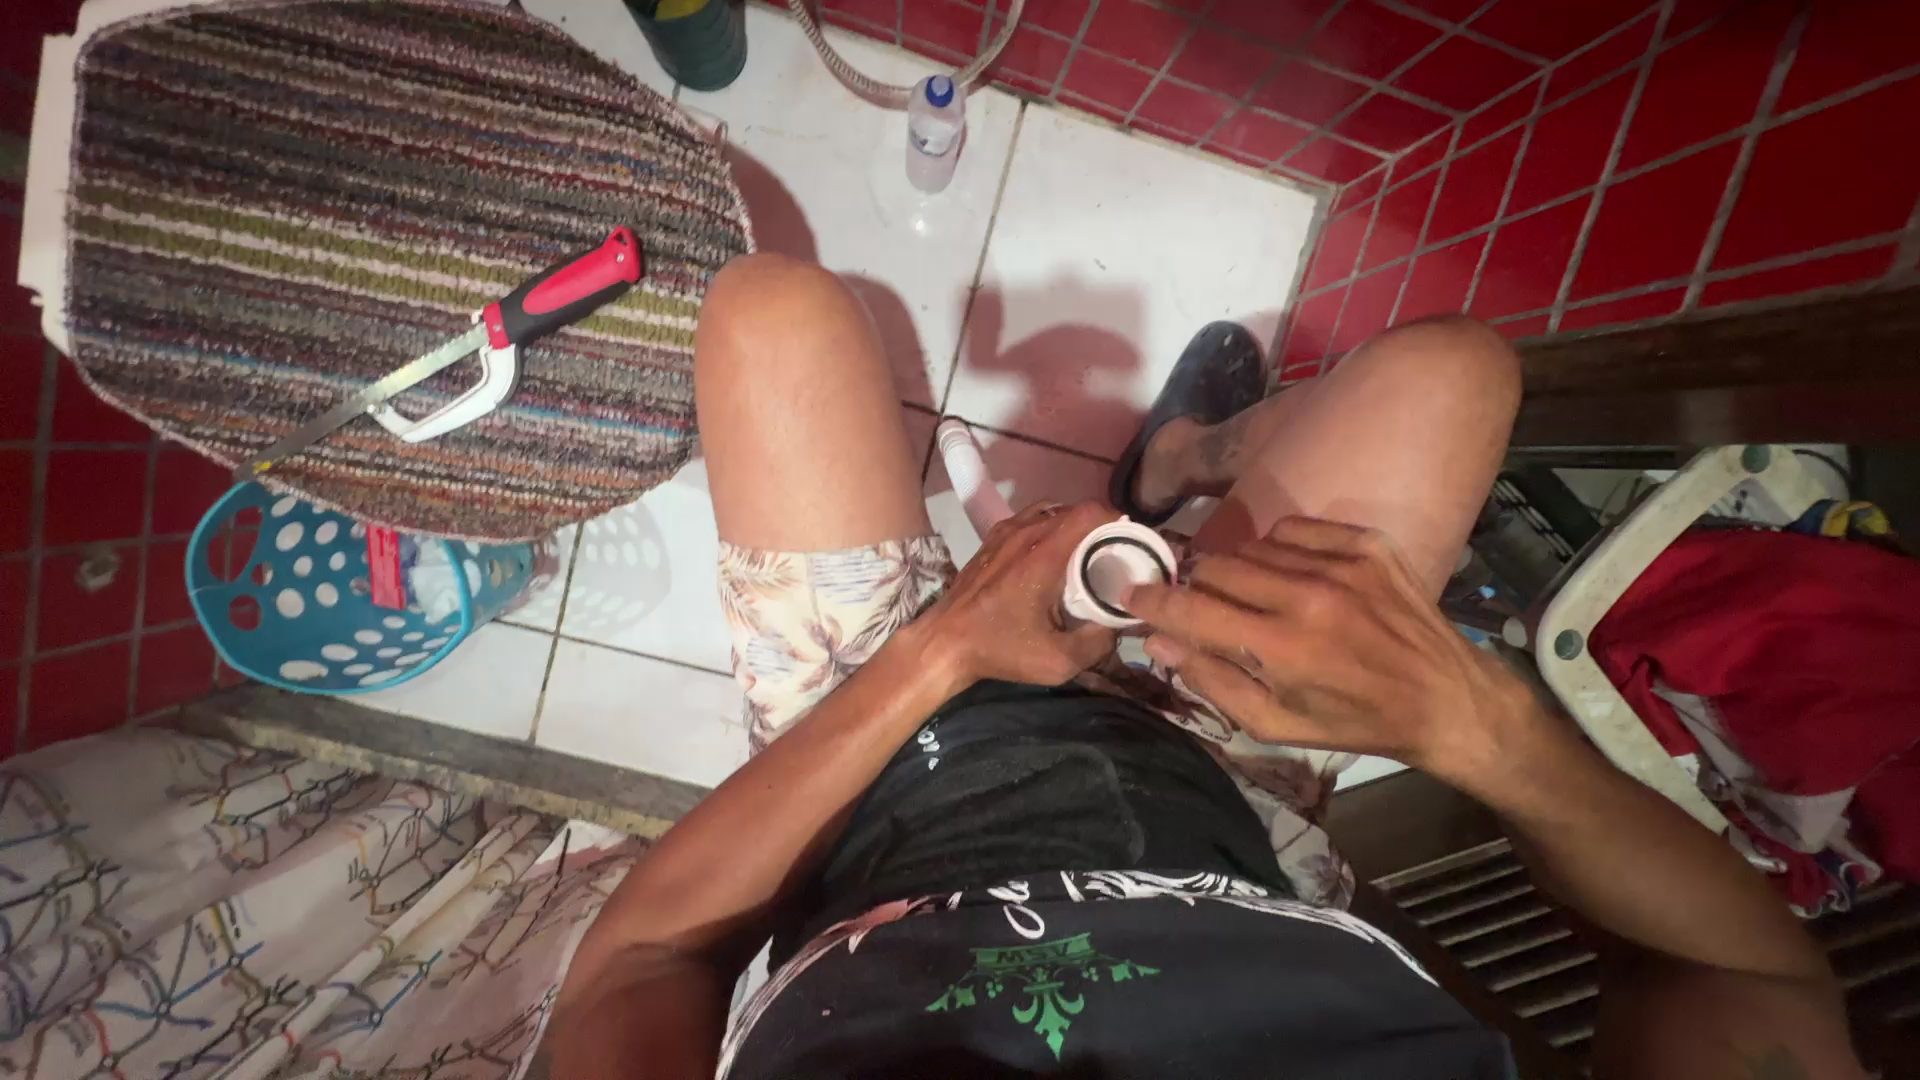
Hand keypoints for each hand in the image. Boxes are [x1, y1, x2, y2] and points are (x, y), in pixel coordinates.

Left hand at [921, 501, 1120, 687]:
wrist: (945, 642)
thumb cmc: (999, 649)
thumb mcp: (1057, 661)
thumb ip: (1097, 642)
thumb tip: (1119, 624)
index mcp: (1044, 554)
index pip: (1091, 513)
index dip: (1117, 522)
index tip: (1131, 543)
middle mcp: (1025, 533)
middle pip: (1074, 511)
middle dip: (1099, 529)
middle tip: (1113, 556)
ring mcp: (1004, 532)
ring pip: (1052, 513)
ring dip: (1073, 528)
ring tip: (1085, 556)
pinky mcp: (992, 540)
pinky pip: (1031, 521)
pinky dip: (1050, 531)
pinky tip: (1054, 560)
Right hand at [1124, 516, 1538, 782]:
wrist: (1448, 698)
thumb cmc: (1353, 721)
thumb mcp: (1275, 726)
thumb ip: (1212, 681)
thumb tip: (1158, 641)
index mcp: (1283, 650)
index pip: (1191, 610)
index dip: (1152, 600)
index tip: (1132, 594)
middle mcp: (1307, 598)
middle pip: (1214, 568)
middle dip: (1196, 586)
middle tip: (1205, 605)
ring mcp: (1341, 564)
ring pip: (1249, 547)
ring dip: (1238, 570)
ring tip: (1255, 595)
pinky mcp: (1366, 544)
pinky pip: (1291, 528)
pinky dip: (1277, 548)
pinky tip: (1293, 575)